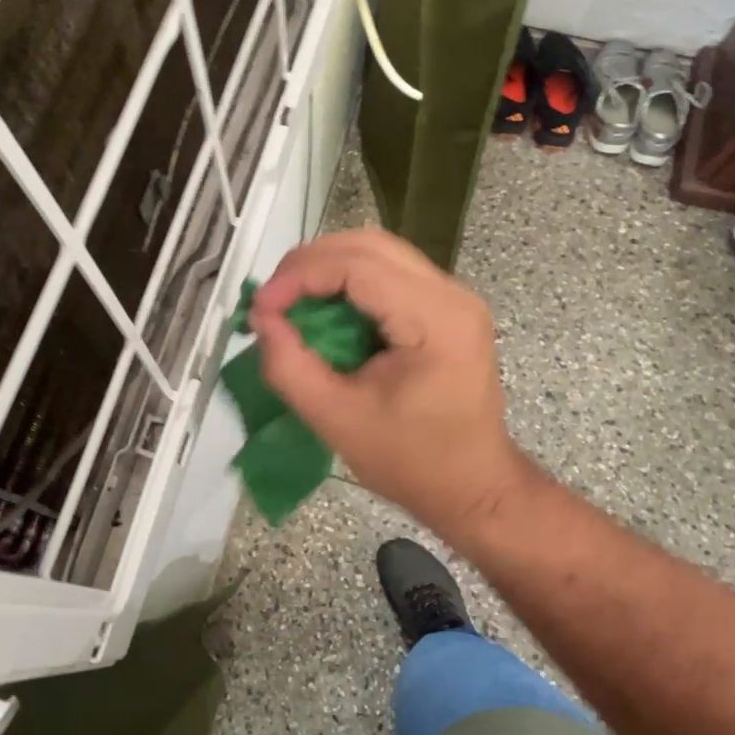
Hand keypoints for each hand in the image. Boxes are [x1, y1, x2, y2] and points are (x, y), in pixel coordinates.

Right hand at [248, 228, 532, 529]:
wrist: (474, 488)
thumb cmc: (411, 462)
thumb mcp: (336, 419)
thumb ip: (289, 366)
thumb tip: (261, 319)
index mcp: (436, 321)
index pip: (357, 266)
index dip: (300, 276)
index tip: (260, 308)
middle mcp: (451, 295)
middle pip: (367, 245)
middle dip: (309, 264)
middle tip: (271, 300)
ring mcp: (453, 297)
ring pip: (376, 250)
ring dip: (326, 268)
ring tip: (290, 302)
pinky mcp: (445, 306)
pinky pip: (387, 271)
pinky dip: (346, 280)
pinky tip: (322, 309)